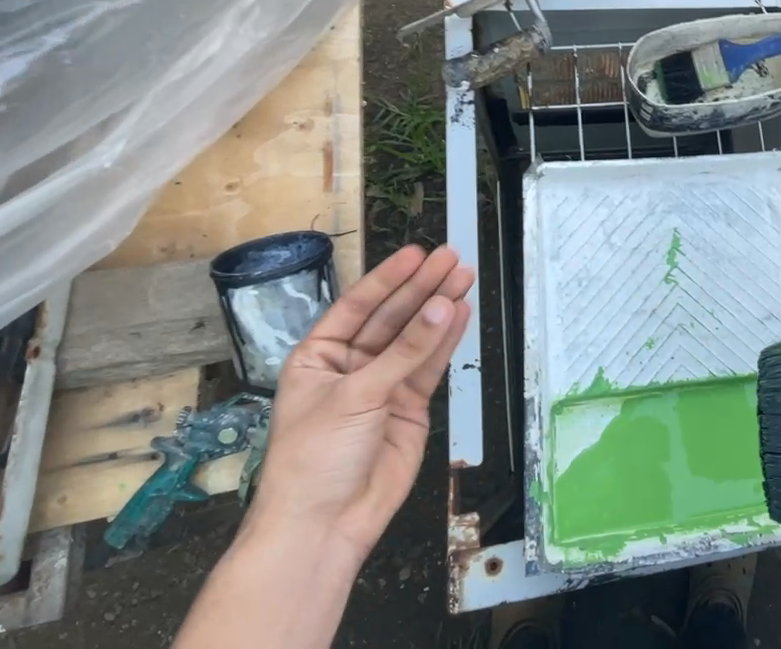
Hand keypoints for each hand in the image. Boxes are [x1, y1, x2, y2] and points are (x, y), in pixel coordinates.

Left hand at [249, 244, 473, 558]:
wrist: (325, 526)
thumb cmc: (315, 459)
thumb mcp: (356, 396)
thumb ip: (406, 351)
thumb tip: (445, 307)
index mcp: (319, 357)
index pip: (357, 306)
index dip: (388, 279)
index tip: (418, 254)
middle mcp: (352, 366)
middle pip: (393, 317)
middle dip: (422, 288)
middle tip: (452, 258)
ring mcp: (384, 385)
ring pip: (417, 338)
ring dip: (441, 308)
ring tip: (465, 276)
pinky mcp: (411, 406)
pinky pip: (432, 365)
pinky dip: (448, 340)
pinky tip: (462, 312)